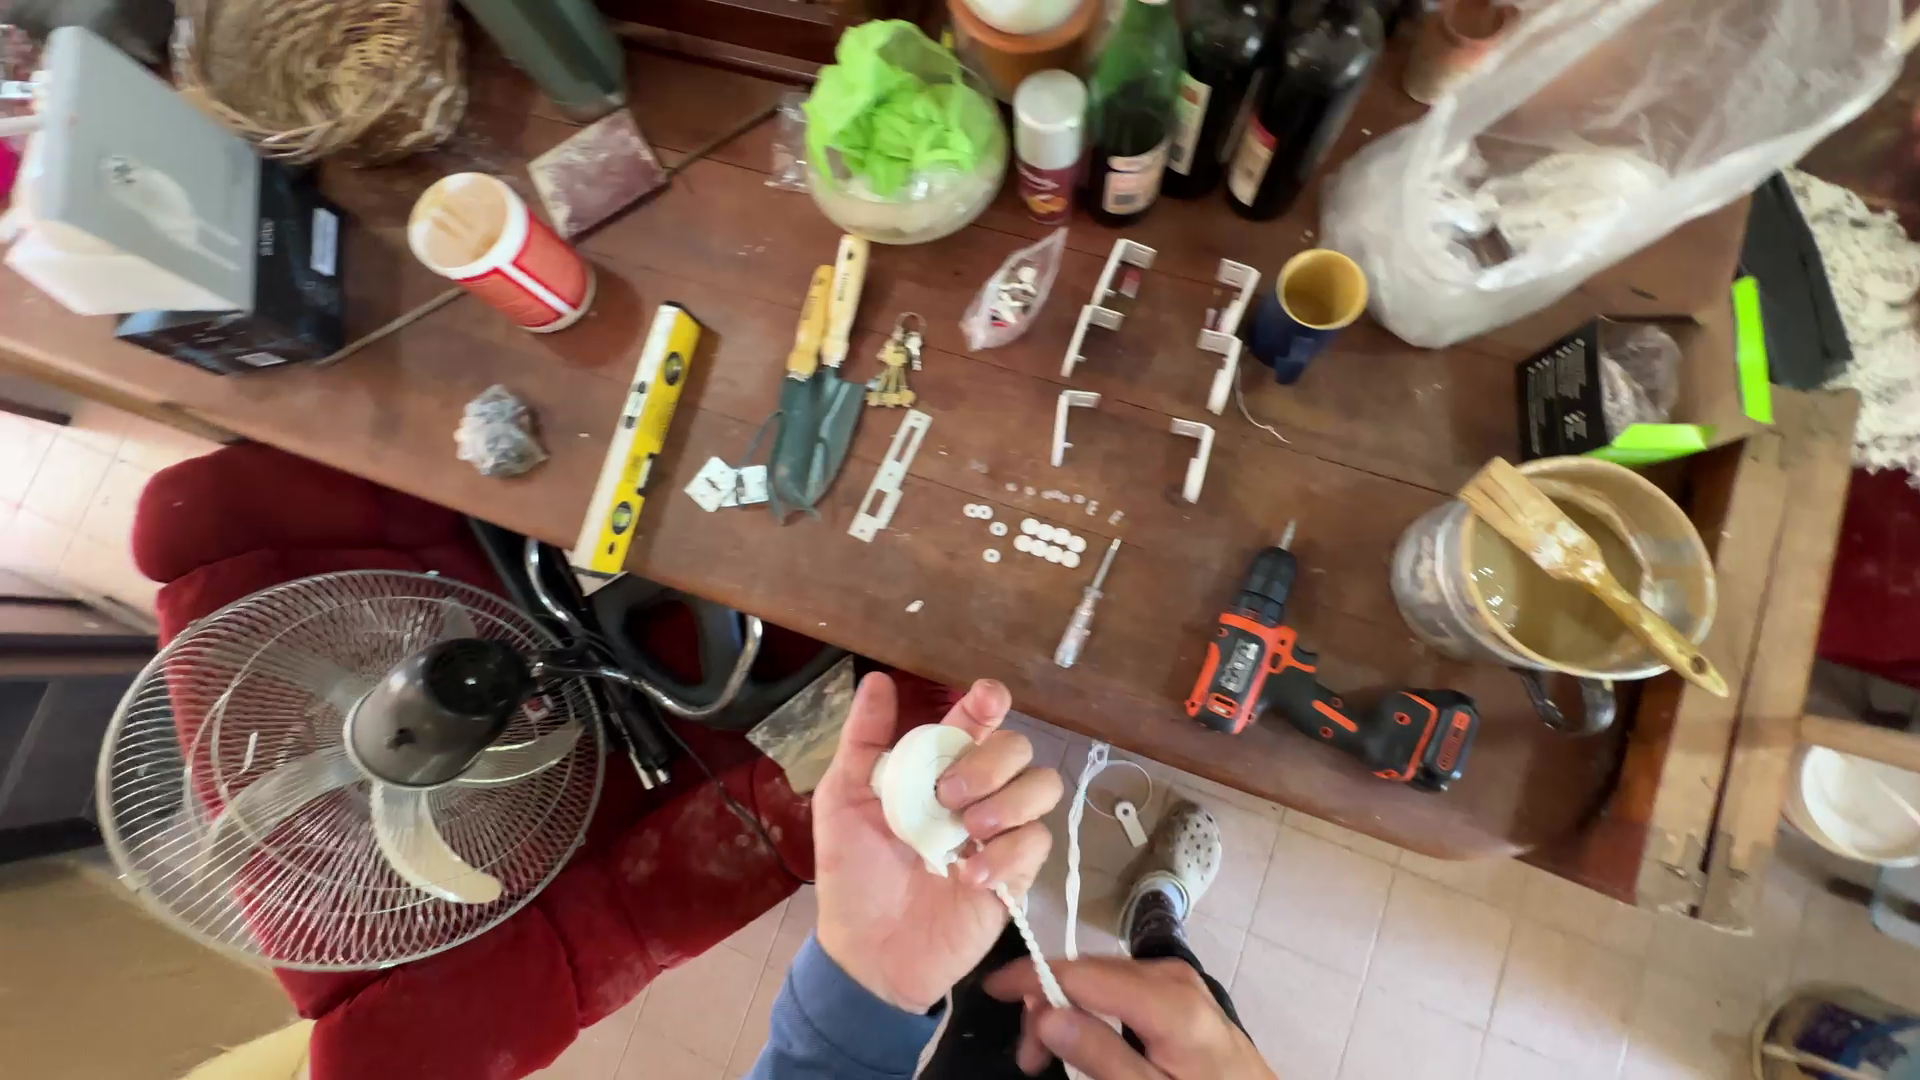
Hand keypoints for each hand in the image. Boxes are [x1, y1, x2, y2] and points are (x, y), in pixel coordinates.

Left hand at [812, 672, 1064, 1012]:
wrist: (868, 950)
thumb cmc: (854, 869)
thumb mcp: (845, 798)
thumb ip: (863, 739)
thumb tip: (876, 679)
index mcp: (940, 765)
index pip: (980, 719)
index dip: (989, 702)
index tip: (986, 701)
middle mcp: (978, 790)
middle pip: (1019, 747)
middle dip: (989, 764)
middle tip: (946, 796)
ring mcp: (1001, 830)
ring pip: (1042, 785)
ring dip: (1008, 802)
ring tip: (966, 833)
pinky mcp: (1017, 874)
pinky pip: (1037, 843)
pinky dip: (1007, 855)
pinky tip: (968, 876)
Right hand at [985, 956, 1275, 1079]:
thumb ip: (1101, 1056)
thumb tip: (1045, 1015)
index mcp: (1167, 1000)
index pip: (1082, 973)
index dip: (1032, 975)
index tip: (992, 989)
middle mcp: (1169, 975)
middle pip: (1088, 971)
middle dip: (1046, 1002)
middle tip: (1026, 1057)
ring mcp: (1176, 979)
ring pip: (1100, 976)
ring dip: (1067, 1004)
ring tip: (1046, 1050)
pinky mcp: (1178, 991)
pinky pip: (1120, 985)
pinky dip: (1091, 1004)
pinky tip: (1081, 1031)